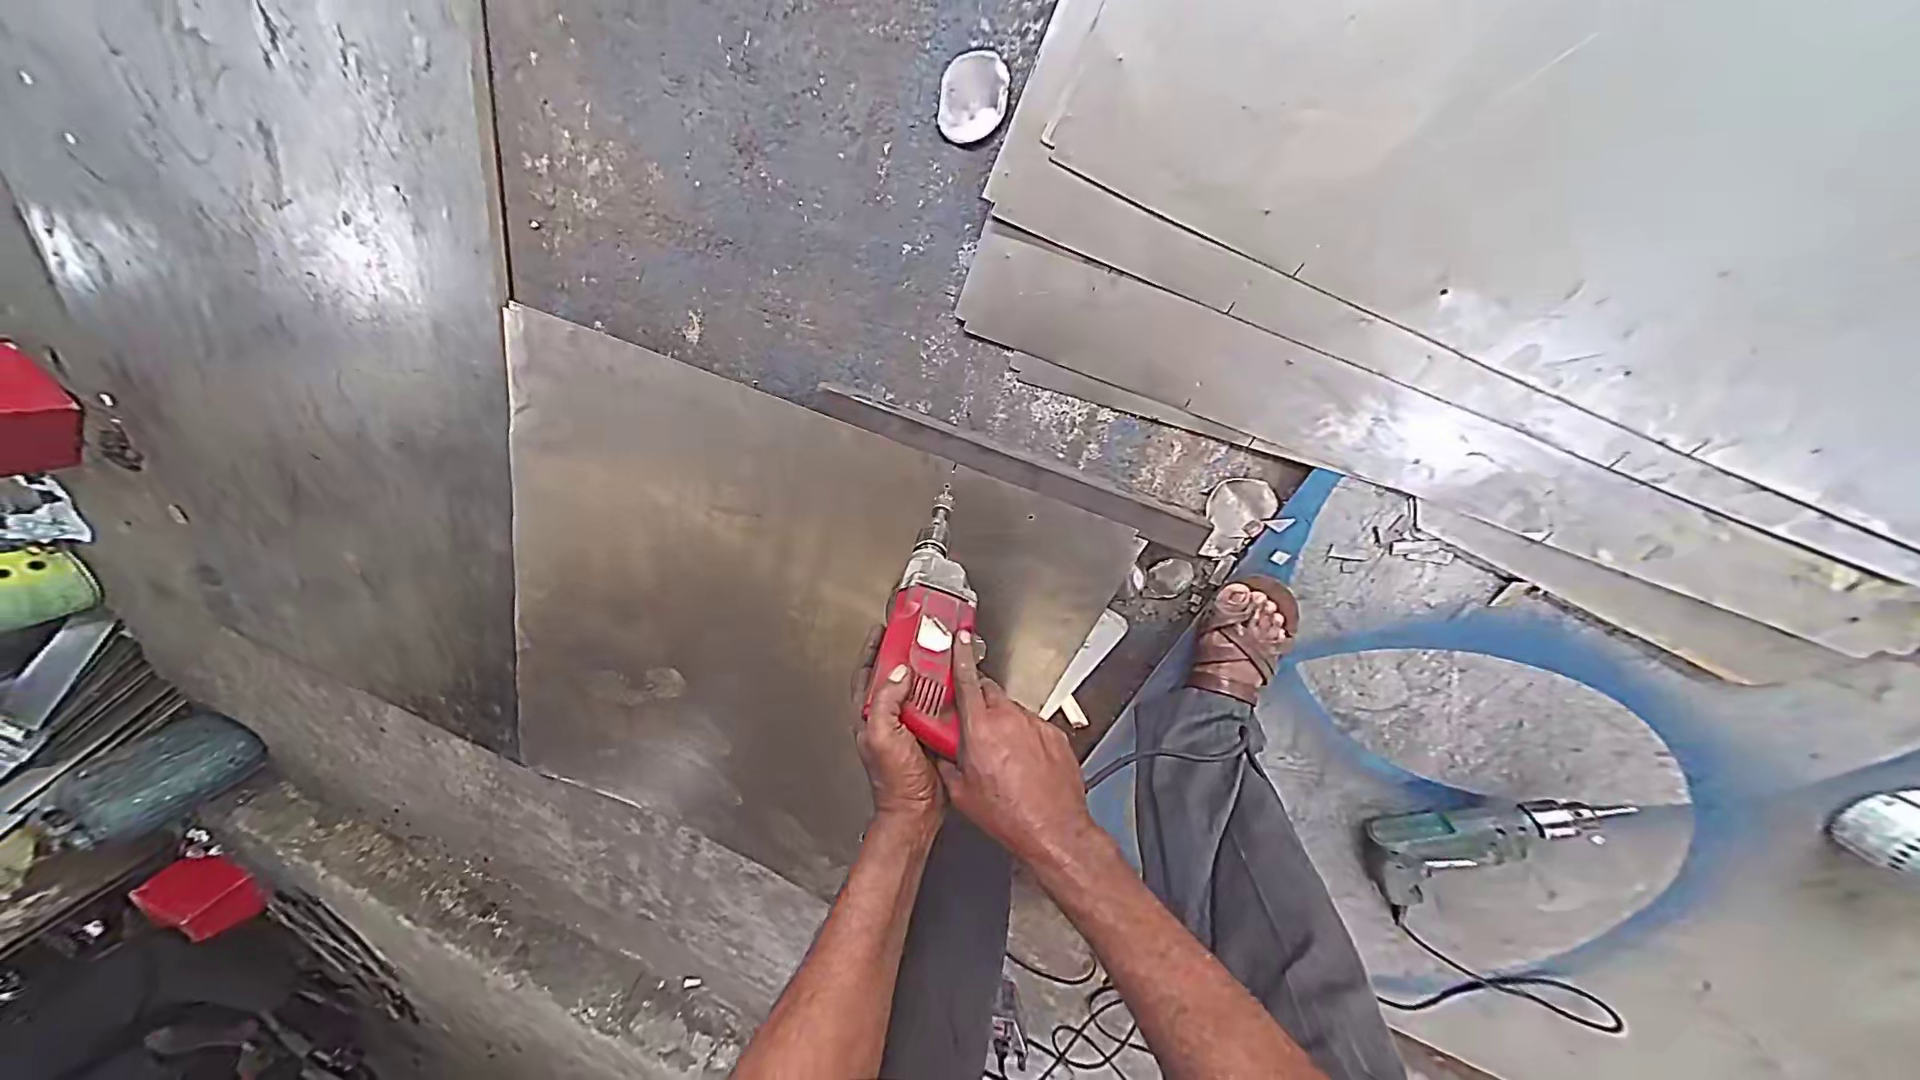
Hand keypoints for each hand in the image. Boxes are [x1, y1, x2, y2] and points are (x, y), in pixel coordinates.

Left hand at [852, 629, 944, 823]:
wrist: (917, 812)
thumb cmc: (894, 783)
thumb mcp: (883, 737)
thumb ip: (886, 702)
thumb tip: (898, 674)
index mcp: (869, 715)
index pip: (867, 672)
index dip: (873, 649)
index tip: (883, 630)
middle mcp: (887, 716)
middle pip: (892, 675)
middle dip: (903, 654)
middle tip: (915, 635)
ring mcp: (908, 724)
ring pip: (916, 687)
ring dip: (926, 671)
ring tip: (935, 653)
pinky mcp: (929, 731)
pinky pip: (935, 703)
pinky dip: (943, 691)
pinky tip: (951, 683)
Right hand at [936, 629, 1103, 869]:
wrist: (1054, 830)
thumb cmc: (1010, 815)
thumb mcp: (962, 792)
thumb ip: (947, 762)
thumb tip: (941, 752)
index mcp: (981, 728)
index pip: (967, 679)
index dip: (961, 655)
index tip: (959, 639)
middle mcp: (1009, 719)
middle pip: (989, 691)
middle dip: (979, 700)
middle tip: (973, 722)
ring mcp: (1035, 724)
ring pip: (1011, 710)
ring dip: (1003, 723)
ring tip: (1002, 754)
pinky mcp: (1054, 734)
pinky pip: (1032, 725)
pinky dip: (1025, 736)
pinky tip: (1024, 762)